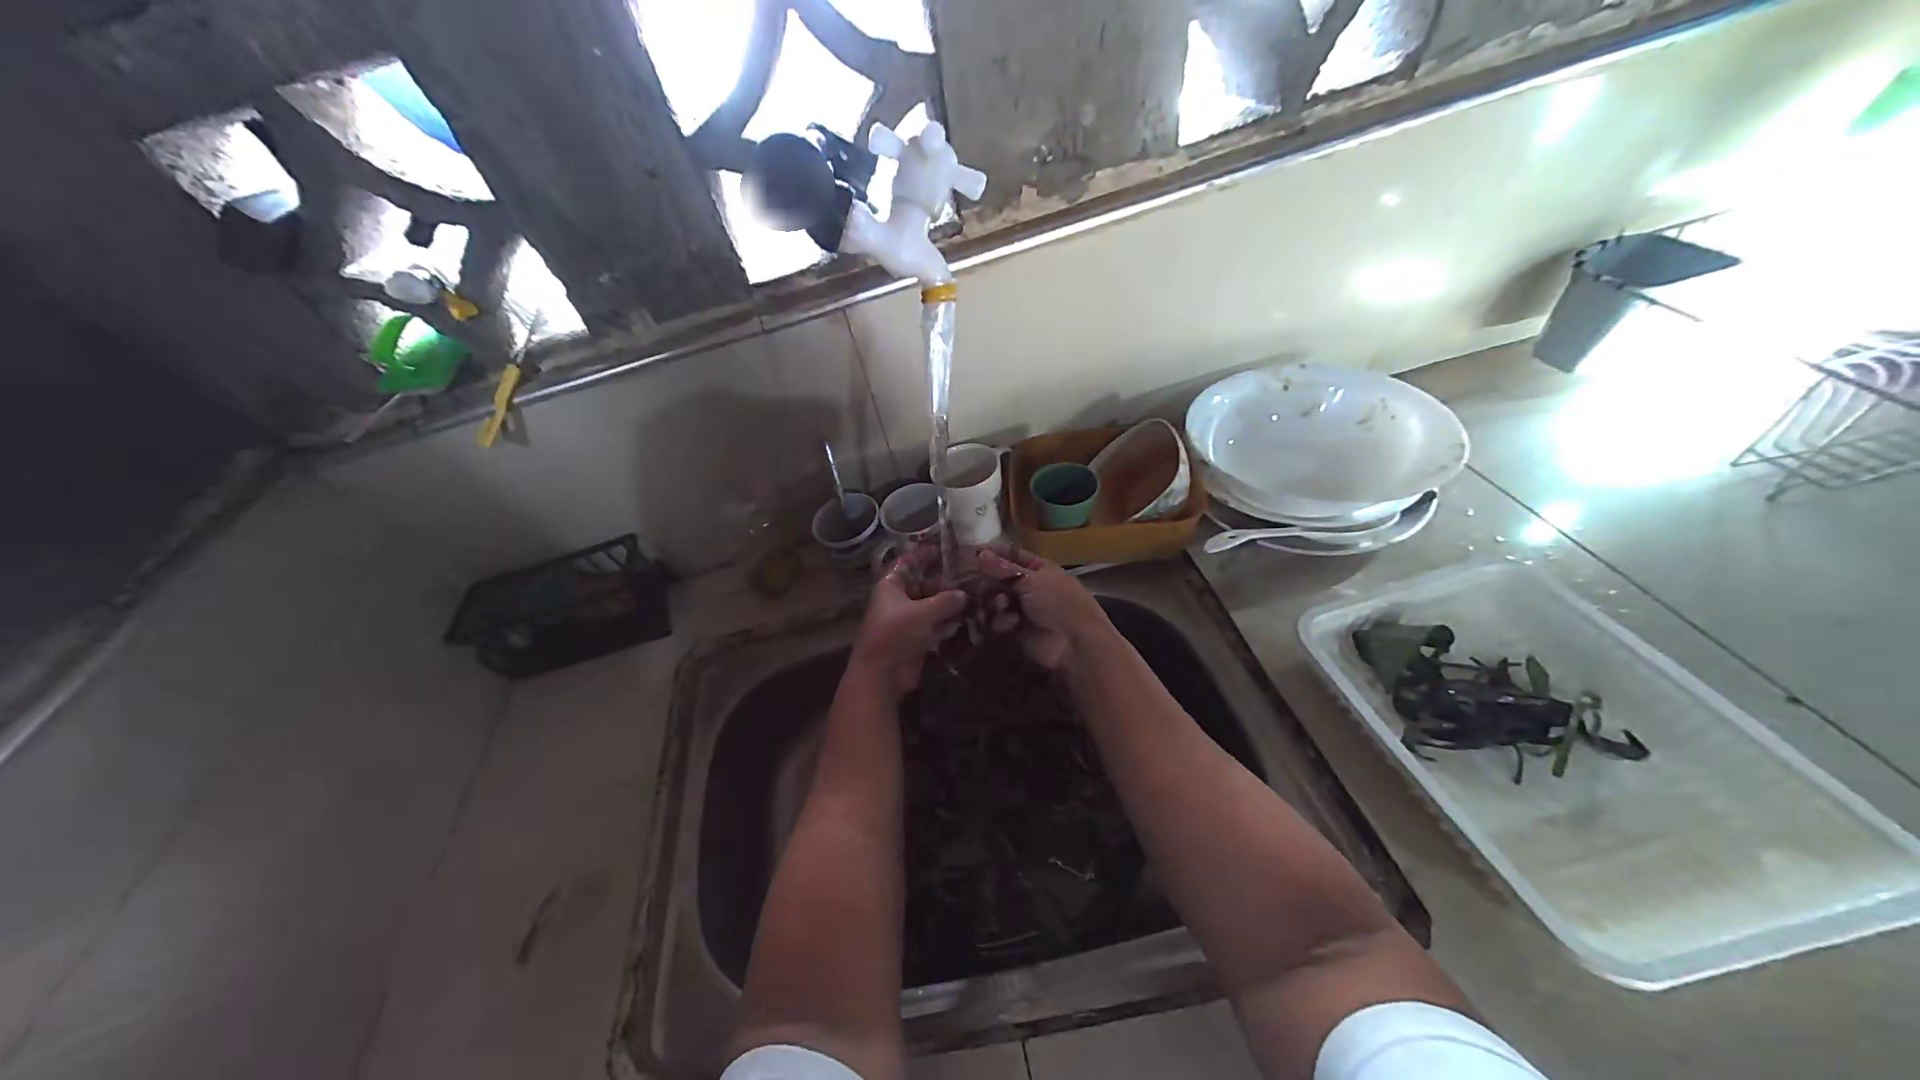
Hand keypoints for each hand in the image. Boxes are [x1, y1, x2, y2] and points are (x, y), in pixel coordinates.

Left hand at [849, 546, 966, 697]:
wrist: (882, 674)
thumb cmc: (896, 634)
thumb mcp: (923, 613)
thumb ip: (946, 601)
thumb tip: (964, 595)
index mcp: (890, 586)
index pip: (906, 563)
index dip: (921, 555)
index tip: (940, 549)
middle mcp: (897, 599)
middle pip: (921, 583)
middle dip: (942, 581)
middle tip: (967, 577)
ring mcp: (906, 619)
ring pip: (930, 604)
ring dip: (948, 601)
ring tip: (973, 595)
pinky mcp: (915, 637)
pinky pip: (934, 623)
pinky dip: (947, 620)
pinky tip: (967, 616)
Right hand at [978, 546, 1111, 669]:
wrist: (1073, 643)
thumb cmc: (1058, 603)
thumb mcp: (1032, 580)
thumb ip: (1003, 569)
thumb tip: (980, 554)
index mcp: (1040, 569)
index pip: (1012, 556)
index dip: (994, 554)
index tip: (972, 555)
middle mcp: (1031, 587)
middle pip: (1001, 580)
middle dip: (990, 583)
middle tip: (973, 584)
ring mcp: (1023, 610)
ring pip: (997, 601)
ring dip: (996, 603)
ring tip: (1001, 607)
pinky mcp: (1017, 631)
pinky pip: (1000, 621)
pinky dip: (1001, 621)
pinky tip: (1009, 624)